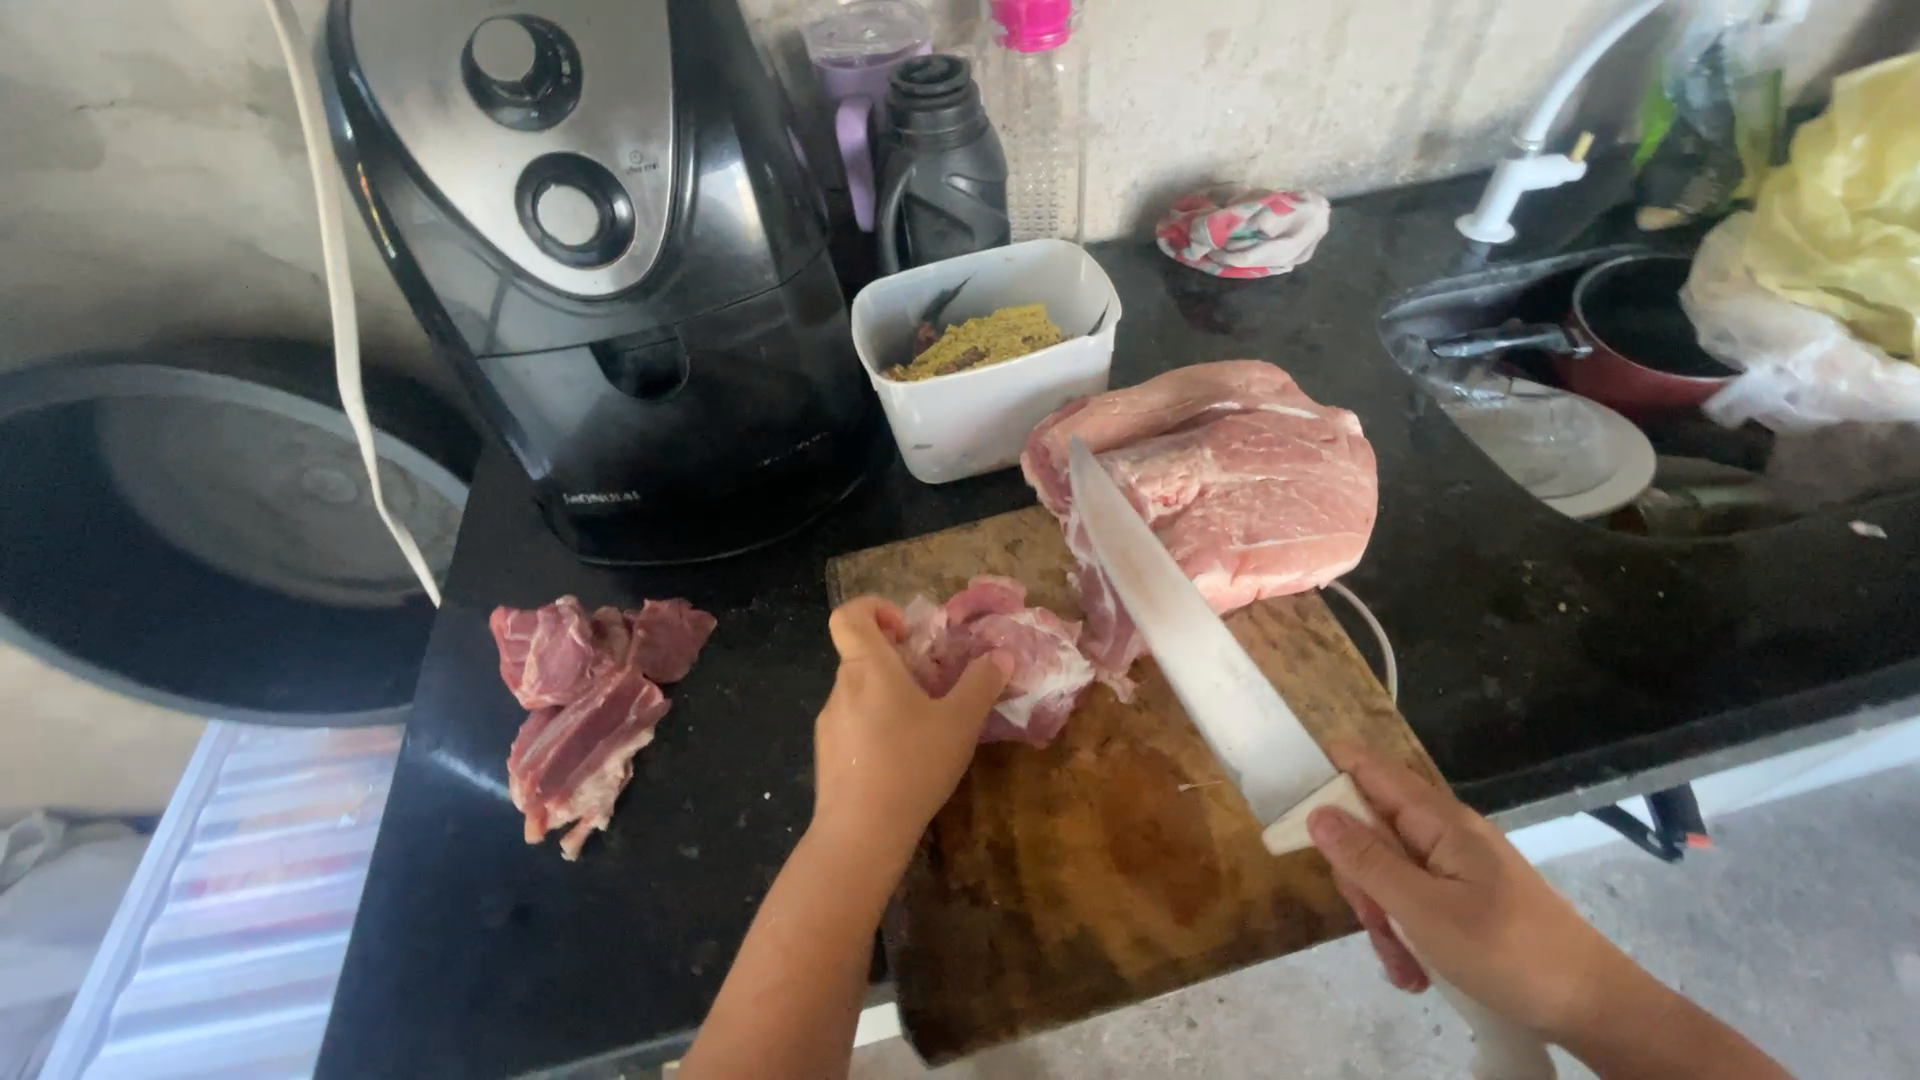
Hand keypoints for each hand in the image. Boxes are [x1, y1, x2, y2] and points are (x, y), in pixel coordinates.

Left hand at [813, 596, 1011, 856]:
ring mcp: (829, 722)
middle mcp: (842, 687)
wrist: (861, 832)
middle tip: (933, 686)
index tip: (907, 633)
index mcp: (868, 667)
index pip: (849, 615)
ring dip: (888, 697)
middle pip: (861, 655)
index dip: (875, 609)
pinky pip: (852, 724)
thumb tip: (1001, 655)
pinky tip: (900, 760)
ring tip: (922, 729)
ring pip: (859, 692)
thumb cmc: (912, 764)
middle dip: (897, 662)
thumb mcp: (960, 722)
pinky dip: (875, 728)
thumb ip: (981, 683)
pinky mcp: (826, 754)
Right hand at [1306, 745, 1649, 1043]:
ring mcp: (1452, 865)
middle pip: (1367, 827)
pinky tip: (1414, 970)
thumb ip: (1366, 860)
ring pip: (1385, 870)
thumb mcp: (1424, 911)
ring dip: (1380, 915)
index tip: (1287, 803)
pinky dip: (1404, 932)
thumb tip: (1315, 811)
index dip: (1324, 771)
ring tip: (1401, 963)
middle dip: (1356, 875)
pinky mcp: (1462, 897)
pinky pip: (1411, 899)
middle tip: (1371, 920)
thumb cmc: (1511, 954)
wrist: (1599, 1012)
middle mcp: (1441, 832)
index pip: (1366, 766)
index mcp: (1436, 819)